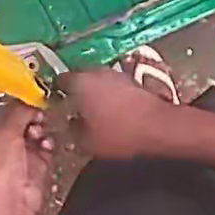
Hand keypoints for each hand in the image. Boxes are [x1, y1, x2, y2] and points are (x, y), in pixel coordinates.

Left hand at [0, 102, 52, 214]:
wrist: (10, 207)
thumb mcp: (5, 134)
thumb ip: (18, 114)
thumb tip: (29, 102)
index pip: (6, 112)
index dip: (20, 103)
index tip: (34, 95)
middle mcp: (4, 145)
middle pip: (23, 121)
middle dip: (33, 116)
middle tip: (40, 112)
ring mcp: (20, 156)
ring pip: (36, 132)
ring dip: (41, 129)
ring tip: (41, 131)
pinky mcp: (36, 167)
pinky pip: (47, 147)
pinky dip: (49, 143)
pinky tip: (47, 143)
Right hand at [60, 71, 175, 158]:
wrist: (159, 128)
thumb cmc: (119, 134)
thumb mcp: (87, 141)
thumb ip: (72, 130)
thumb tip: (69, 124)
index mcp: (80, 82)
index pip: (60, 80)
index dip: (55, 91)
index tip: (55, 102)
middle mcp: (97, 72)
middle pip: (79, 77)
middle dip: (75, 91)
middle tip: (72, 108)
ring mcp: (116, 74)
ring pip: (97, 80)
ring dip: (93, 91)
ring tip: (92, 111)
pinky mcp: (132, 80)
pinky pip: (113, 85)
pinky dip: (109, 94)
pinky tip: (111, 111)